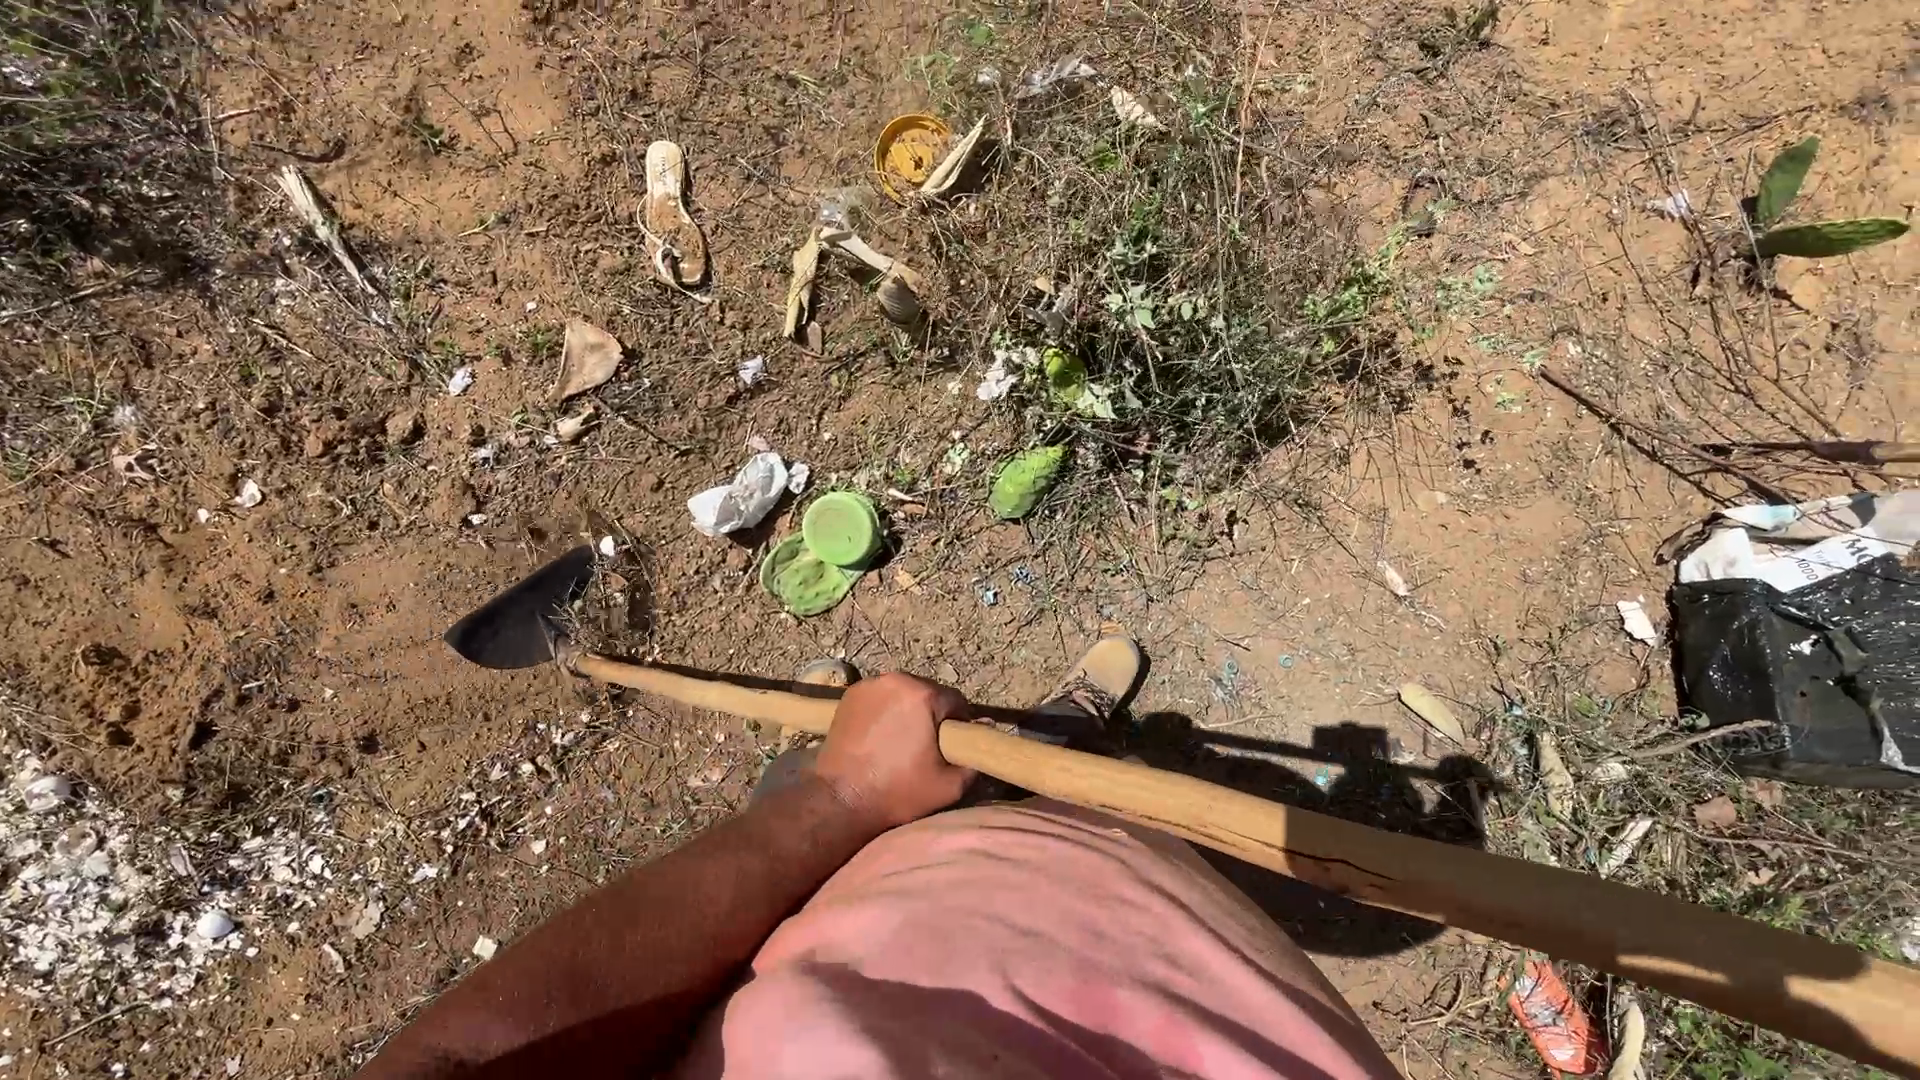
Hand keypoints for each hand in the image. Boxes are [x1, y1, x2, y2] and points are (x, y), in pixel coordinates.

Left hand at [814, 673, 974, 830]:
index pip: (956, 701)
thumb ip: (974, 757)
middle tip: (925, 747)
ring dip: (908, 711)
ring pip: (904, 693)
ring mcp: (869, 684)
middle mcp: (896, 679)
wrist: (840, 800)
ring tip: (901, 742)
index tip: (950, 748)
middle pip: (929, 693)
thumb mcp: (949, 785)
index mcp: (923, 694)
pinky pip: (880, 697)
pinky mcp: (849, 694)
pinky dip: (885, 710)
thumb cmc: (897, 792)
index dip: (958, 725)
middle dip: (932, 715)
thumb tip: (985, 729)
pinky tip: (881, 736)